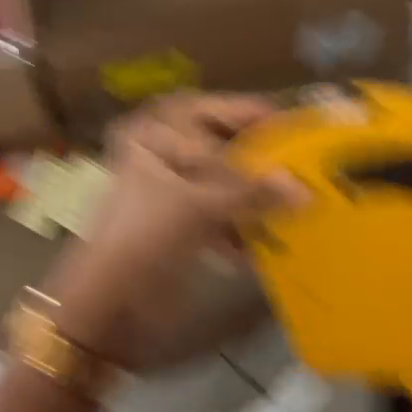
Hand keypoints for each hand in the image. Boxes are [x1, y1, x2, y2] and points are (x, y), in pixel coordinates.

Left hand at [89, 93, 306, 270]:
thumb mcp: (199, 206)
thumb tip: (306, 189)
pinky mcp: (175, 223)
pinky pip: (217, 214)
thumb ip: (253, 193)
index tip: (300, 126)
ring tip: (296, 203)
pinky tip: (265, 245)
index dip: (254, 117)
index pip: (214, 110)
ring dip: (254, 197)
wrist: (106, 301)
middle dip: (260, 161)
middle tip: (304, 164)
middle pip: (221, 147)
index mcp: (156, 131)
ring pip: (222, 182)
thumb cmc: (144, 234)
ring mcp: (165, 187)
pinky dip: (239, 227)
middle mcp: (159, 150)